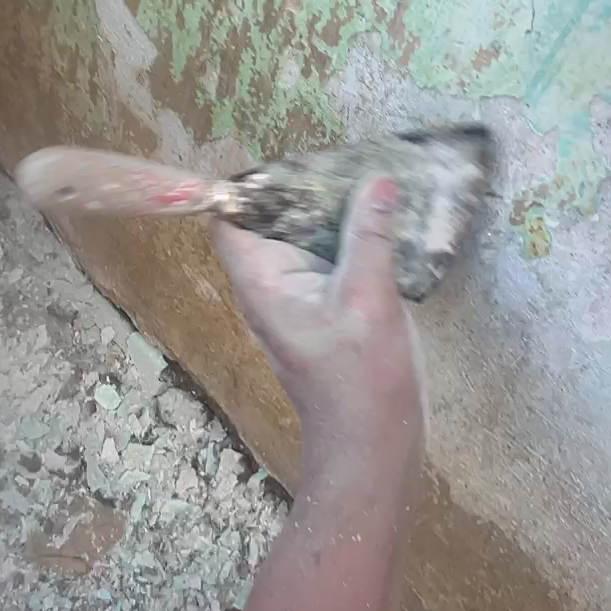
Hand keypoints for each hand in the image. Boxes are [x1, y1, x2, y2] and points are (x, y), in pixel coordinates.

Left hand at [215, 177, 424, 471]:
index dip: (249, 187)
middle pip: (270, 223)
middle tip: (345, 163)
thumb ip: (369, 236)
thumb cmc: (361, 378)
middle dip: (302, 191)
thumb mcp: (368, 297)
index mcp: (263, 282)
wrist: (373, 448)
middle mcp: (271, 288)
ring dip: (329, 214)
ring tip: (367, 182)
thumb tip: (377, 181)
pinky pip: (325, 261)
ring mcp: (298, 301)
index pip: (230, 221)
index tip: (293, 162)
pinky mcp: (324, 311)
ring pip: (302, 241)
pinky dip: (346, 238)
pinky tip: (381, 223)